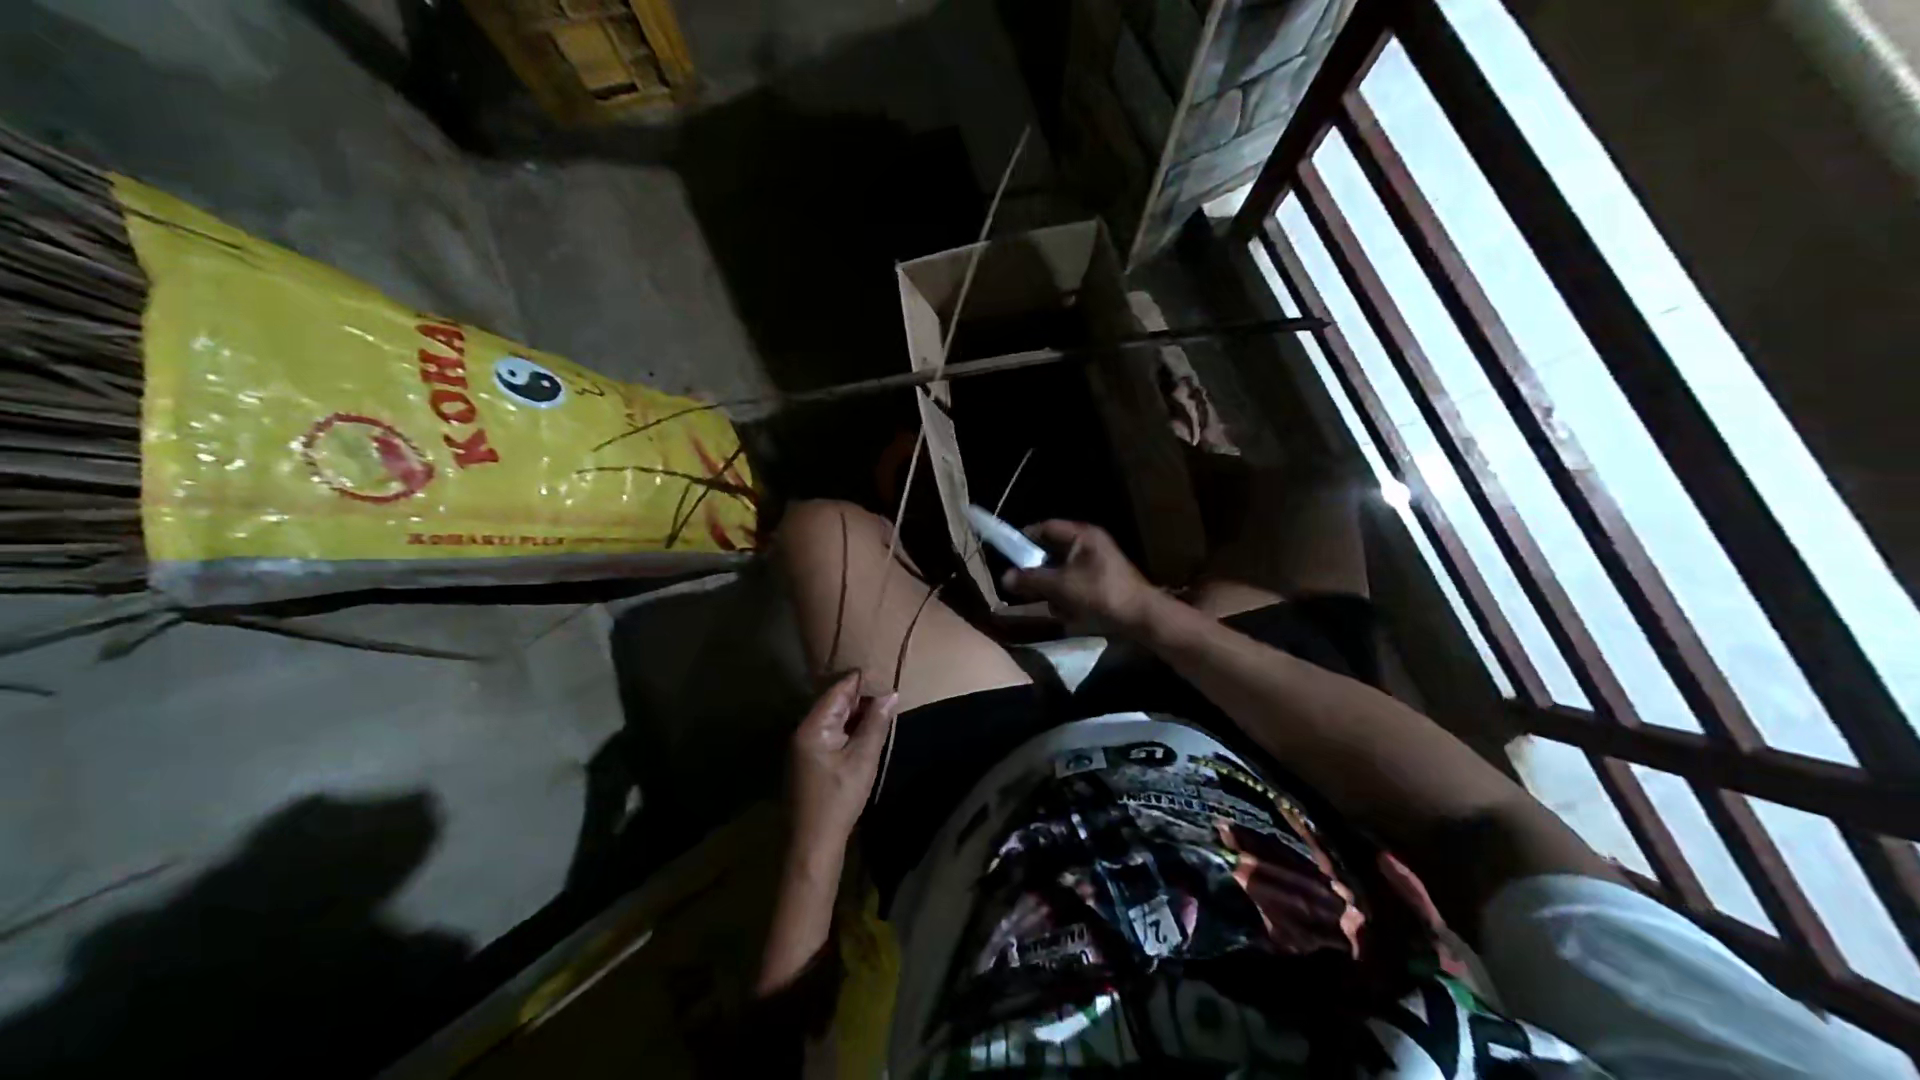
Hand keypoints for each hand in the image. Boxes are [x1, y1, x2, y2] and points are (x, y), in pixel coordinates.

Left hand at [787, 672, 898, 850]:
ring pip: (833, 718)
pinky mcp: (809, 760)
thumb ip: (876, 723)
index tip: (885, 669)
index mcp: (812, 726)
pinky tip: (867, 731)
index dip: (861, 679)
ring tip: (883, 707)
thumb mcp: (863, 758)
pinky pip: (830, 733)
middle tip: (889, 690)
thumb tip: (890, 694)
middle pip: (834, 702)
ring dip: (856, 713)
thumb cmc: (839, 798)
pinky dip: (848, 729)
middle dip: (861, 696)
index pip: (838, 690)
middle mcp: (803, 730)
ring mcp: (804, 746)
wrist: (813, 842)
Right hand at [1001, 520, 1161, 635]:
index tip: (1007, 553)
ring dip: (1053, 591)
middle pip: (1051, 552)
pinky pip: (1074, 586)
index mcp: (1082, 535)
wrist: (1142, 617)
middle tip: (1023, 586)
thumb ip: (1032, 579)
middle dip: (1038, 573)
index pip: (1045, 527)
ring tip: (1054, 606)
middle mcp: (1089, 544)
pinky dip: (1068, 599)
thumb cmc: (1102, 593)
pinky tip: (1070, 614)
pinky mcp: (1101, 583)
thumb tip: (1005, 577)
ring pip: (1061, 573)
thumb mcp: (1062, 586)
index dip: (1025, 538)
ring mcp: (1096, 564)